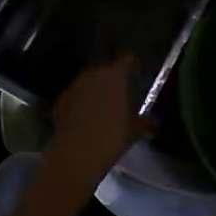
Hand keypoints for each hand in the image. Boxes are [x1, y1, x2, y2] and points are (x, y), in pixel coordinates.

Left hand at [46, 55, 146, 184]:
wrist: (77, 153)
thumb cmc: (112, 137)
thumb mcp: (134, 130)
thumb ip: (145, 122)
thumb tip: (155, 121)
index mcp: (114, 77)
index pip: (125, 61)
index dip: (131, 63)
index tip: (134, 67)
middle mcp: (92, 75)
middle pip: (104, 72)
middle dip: (111, 80)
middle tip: (119, 94)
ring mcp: (74, 86)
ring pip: (88, 84)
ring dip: (94, 91)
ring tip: (102, 107)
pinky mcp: (60, 100)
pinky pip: (75, 97)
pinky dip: (80, 104)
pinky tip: (85, 118)